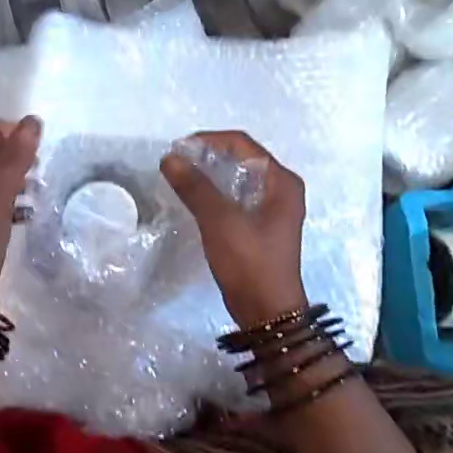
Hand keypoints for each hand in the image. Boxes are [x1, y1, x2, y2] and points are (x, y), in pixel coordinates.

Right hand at [160, 131, 308, 327]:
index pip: (243, 145)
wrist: (267, 311)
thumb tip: (170, 158)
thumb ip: (195, 187)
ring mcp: (272, 210)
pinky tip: (194, 201)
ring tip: (181, 179)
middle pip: (242, 160)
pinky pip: (236, 200)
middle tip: (176, 163)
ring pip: (237, 180)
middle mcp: (281, 190)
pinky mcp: (260, 228)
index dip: (209, 141)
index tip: (178, 148)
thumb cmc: (249, 262)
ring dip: (210, 176)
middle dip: (208, 157)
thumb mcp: (220, 221)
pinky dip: (215, 195)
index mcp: (281, 182)